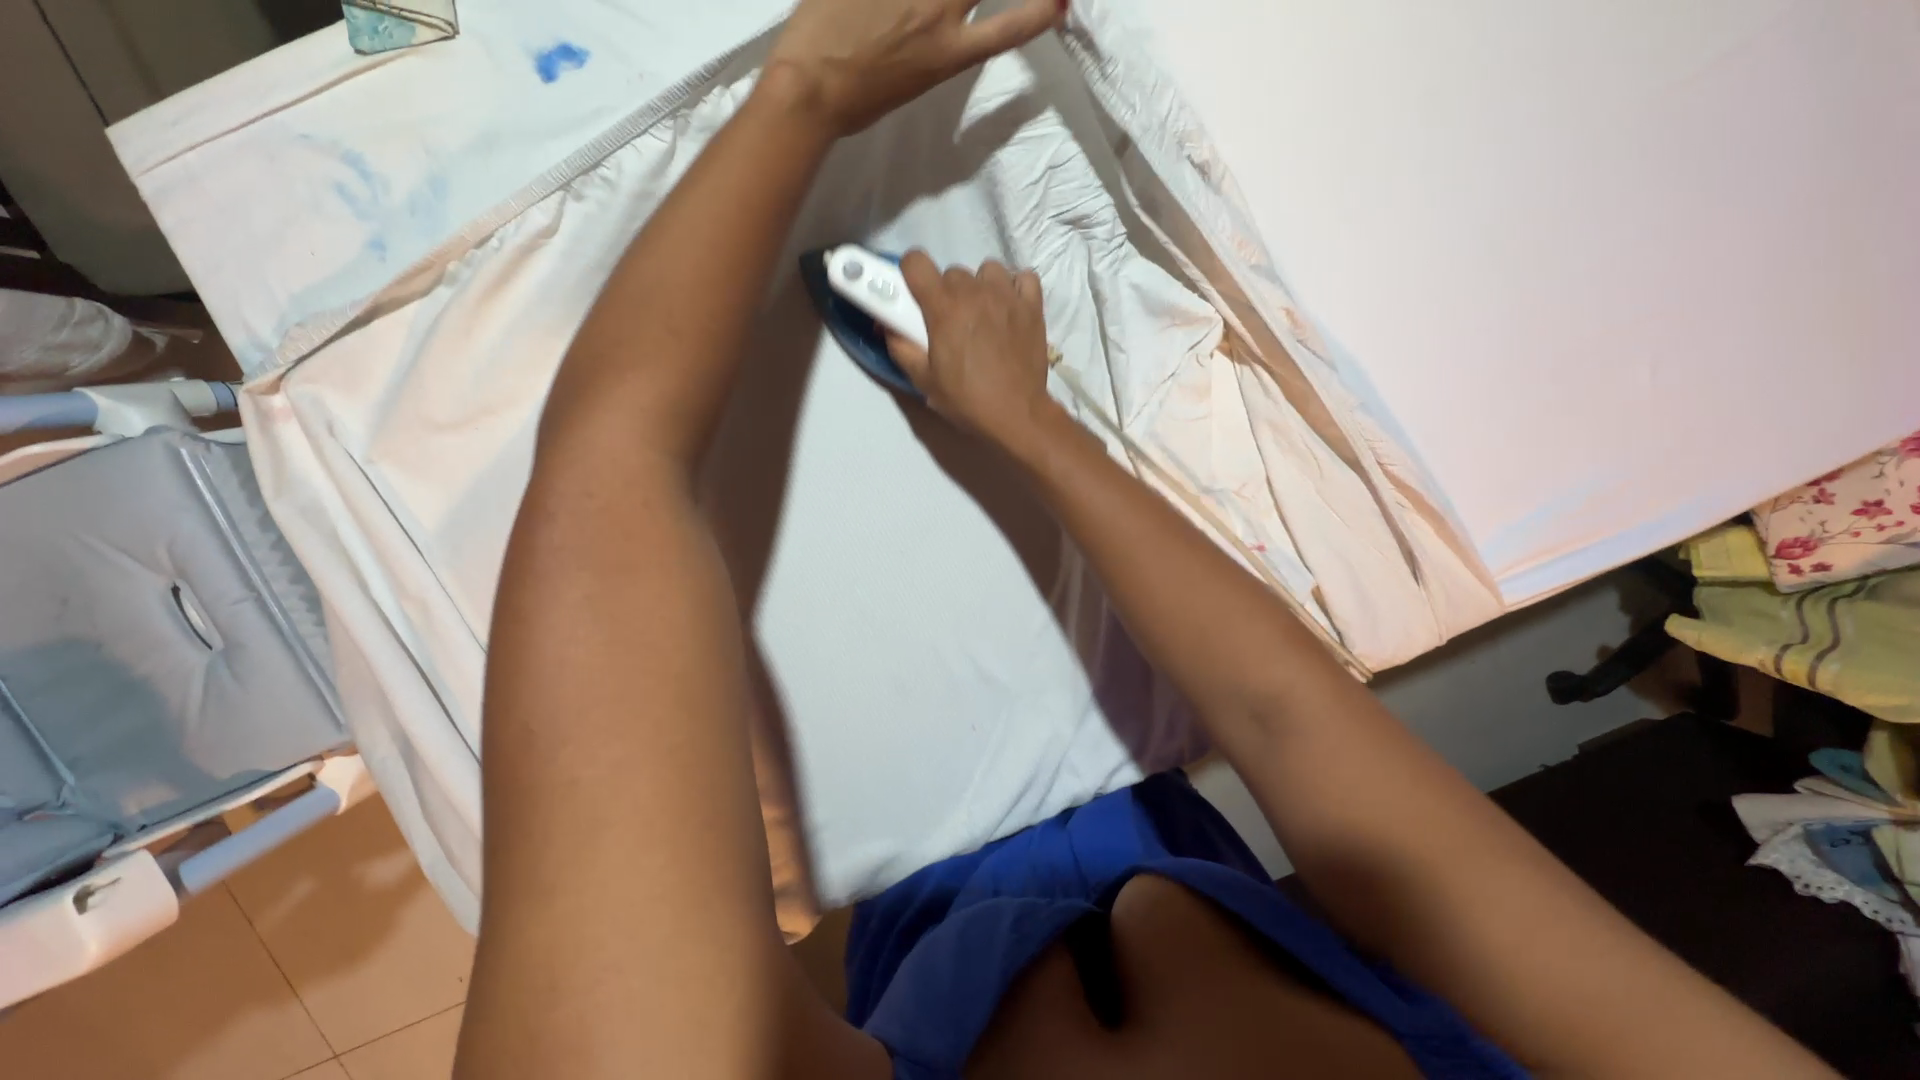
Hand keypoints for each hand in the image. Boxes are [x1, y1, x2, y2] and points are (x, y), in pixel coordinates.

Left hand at [765, 0, 1063, 137]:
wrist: (808, 89)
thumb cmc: (855, 102)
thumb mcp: (909, 82)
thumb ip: (931, 46)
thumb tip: (940, 23)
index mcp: (949, 54)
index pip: (1012, 27)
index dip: (1040, 10)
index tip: (1060, 2)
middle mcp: (939, 11)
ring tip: (928, 8)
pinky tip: (888, 4)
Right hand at [887, 251, 1058, 446]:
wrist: (1016, 415)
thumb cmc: (966, 400)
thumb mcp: (923, 379)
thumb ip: (901, 346)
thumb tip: (886, 325)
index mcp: (943, 307)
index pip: (916, 262)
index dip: (911, 272)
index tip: (914, 291)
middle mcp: (974, 292)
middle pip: (952, 273)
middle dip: (947, 293)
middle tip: (950, 322)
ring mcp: (1007, 296)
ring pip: (987, 271)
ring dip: (981, 287)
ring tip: (983, 315)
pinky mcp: (1033, 306)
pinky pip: (1023, 278)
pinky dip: (1015, 287)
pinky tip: (1010, 307)